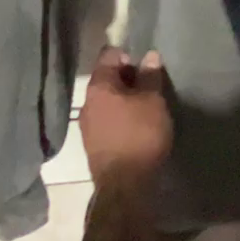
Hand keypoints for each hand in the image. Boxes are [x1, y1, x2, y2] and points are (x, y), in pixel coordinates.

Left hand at [79, 48, 172, 186]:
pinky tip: (135, 125)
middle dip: (127, 78)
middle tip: (150, 84)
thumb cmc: (140, 135)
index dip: (127, 54)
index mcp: (98, 86)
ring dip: (123, 99)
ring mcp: (86, 126)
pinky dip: (119, 117)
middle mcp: (86, 103)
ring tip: (145, 106)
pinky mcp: (93, 145)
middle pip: (106, 79)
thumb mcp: (153, 101)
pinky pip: (106, 120)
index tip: (145, 61)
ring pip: (106, 102)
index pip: (108, 56)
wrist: (125, 187)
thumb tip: (149, 55)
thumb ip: (150, 76)